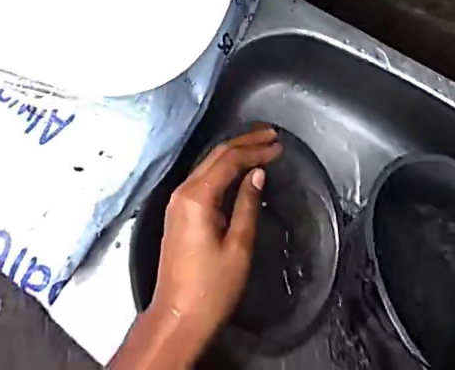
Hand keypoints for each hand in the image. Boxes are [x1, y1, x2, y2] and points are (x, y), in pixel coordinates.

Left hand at [111, 127, 283, 369]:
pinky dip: (224, 168)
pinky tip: (239, 169)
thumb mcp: (238, 248)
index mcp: (197, 196)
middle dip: (245, 141)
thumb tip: (257, 174)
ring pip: (209, 163)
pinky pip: (204, 178)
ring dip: (234, 152)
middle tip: (270, 135)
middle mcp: (183, 192)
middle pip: (216, 154)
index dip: (255, 149)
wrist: (177, 319)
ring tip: (259, 145)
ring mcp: (178, 201)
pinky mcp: (179, 212)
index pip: (229, 159)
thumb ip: (248, 205)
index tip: (277, 145)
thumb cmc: (209, 291)